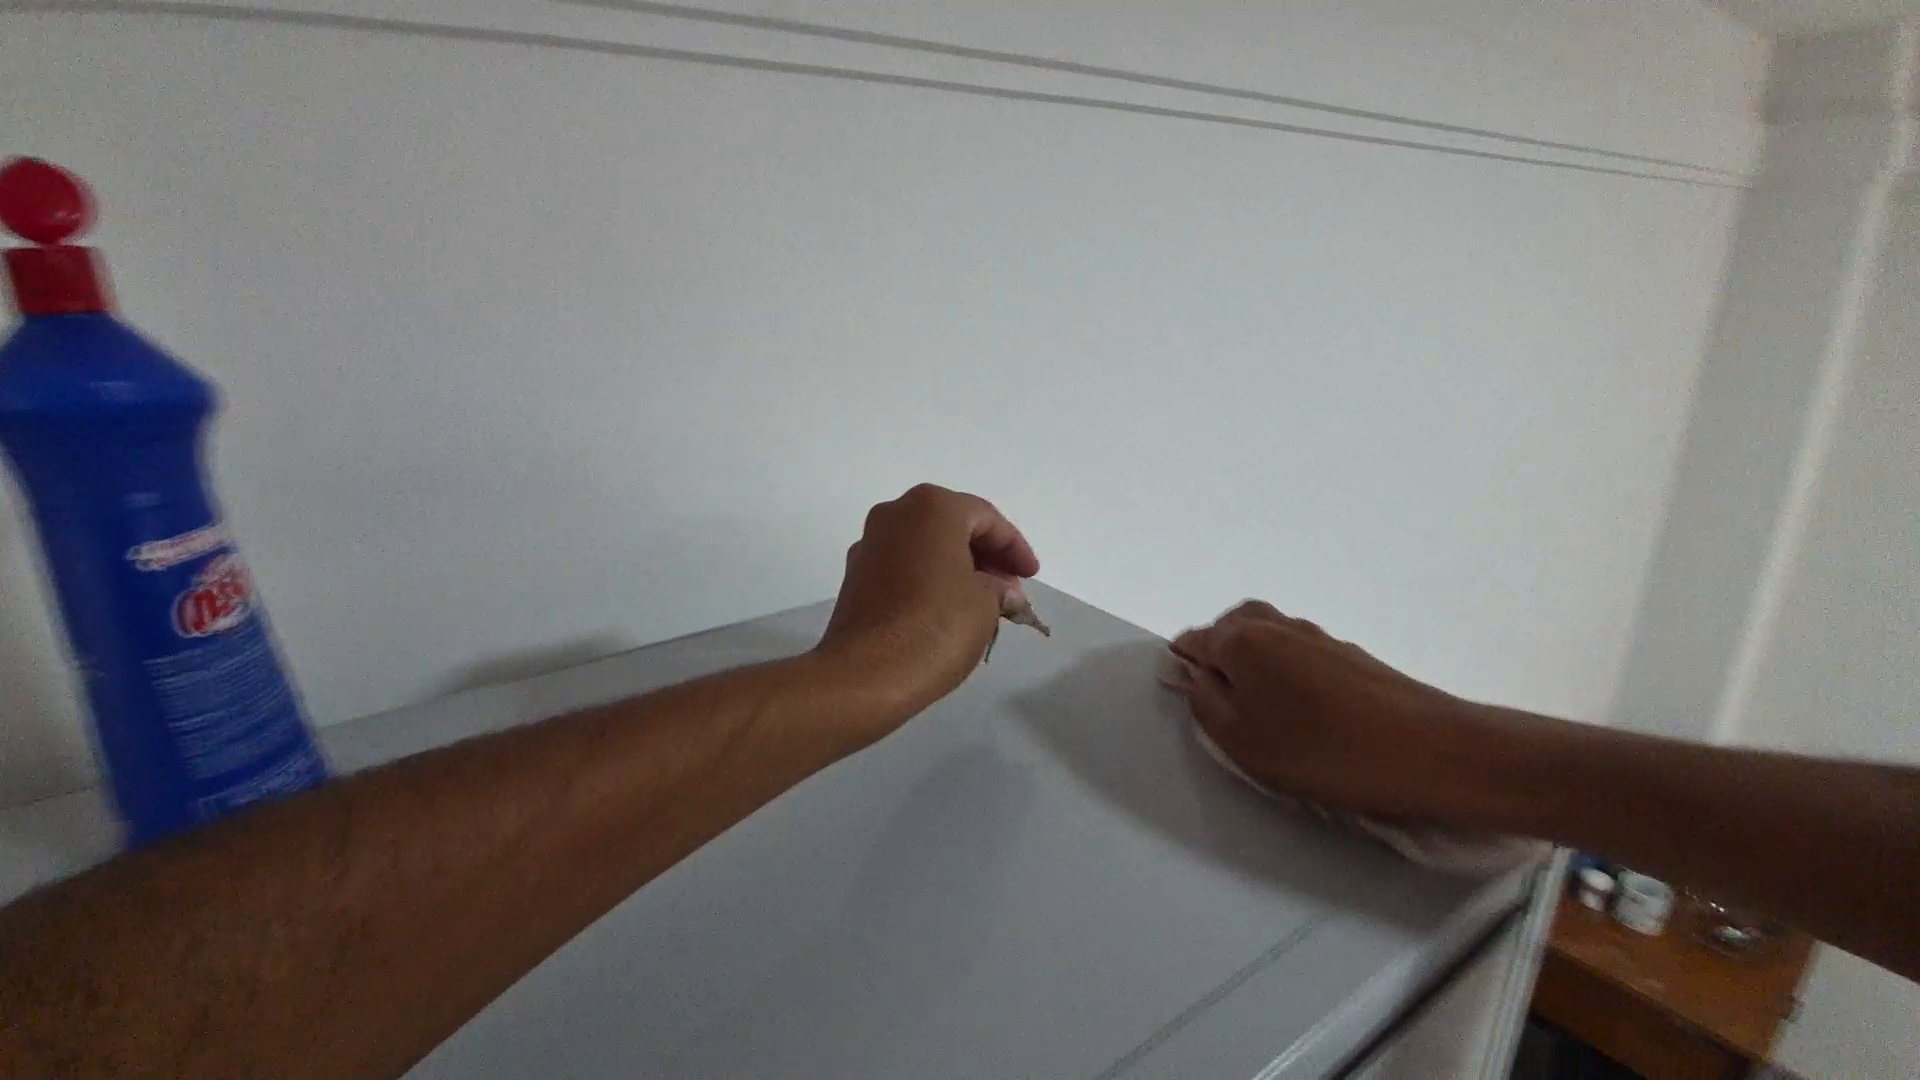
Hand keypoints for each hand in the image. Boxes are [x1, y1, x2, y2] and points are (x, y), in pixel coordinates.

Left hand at [816, 484, 1039, 722]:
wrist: (867, 674)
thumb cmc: (936, 626)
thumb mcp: (986, 603)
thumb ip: (999, 587)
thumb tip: (1000, 591)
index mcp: (931, 507)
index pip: (986, 518)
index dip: (1015, 547)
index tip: (1032, 575)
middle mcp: (895, 514)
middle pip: (951, 527)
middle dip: (985, 556)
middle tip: (1010, 588)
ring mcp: (869, 545)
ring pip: (925, 548)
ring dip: (956, 568)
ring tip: (984, 602)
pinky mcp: (855, 578)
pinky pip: (903, 568)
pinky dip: (929, 580)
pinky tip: (947, 609)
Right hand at [1171, 601, 1504, 824]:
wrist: (1431, 752)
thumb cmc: (1321, 751)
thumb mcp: (1240, 741)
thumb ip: (1205, 705)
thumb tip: (1200, 679)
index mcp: (1242, 641)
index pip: (1194, 640)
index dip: (1181, 663)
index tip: (1184, 692)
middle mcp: (1277, 626)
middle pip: (1232, 625)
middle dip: (1217, 650)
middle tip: (1220, 695)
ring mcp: (1319, 637)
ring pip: (1269, 634)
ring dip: (1254, 657)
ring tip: (1261, 704)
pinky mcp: (1353, 656)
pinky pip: (1301, 651)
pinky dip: (1287, 668)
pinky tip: (1304, 707)